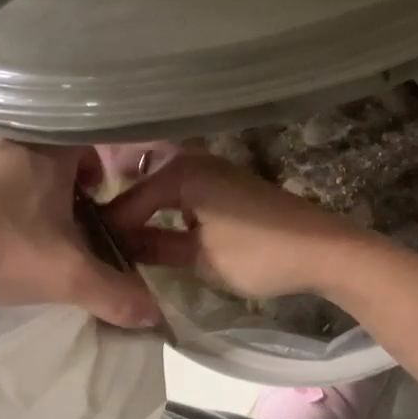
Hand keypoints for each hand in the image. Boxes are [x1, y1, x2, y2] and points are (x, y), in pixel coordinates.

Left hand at [0, 130, 161, 328]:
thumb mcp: (62, 275)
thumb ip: (111, 293)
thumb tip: (154, 316)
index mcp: (52, 146)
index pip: (93, 138)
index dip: (101, 166)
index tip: (98, 198)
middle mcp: (16, 131)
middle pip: (55, 147)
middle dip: (65, 179)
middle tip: (64, 216)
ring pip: (17, 153)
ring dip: (26, 180)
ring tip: (21, 220)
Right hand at [102, 154, 379, 300]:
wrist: (326, 251)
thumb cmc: (260, 254)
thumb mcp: (201, 257)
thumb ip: (155, 249)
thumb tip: (117, 248)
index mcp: (183, 173)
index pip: (129, 199)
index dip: (110, 227)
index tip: (90, 254)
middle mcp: (195, 161)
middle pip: (144, 185)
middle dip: (123, 213)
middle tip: (100, 244)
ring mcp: (215, 170)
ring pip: (165, 188)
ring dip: (146, 211)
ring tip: (124, 241)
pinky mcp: (230, 185)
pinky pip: (185, 192)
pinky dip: (169, 210)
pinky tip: (161, 232)